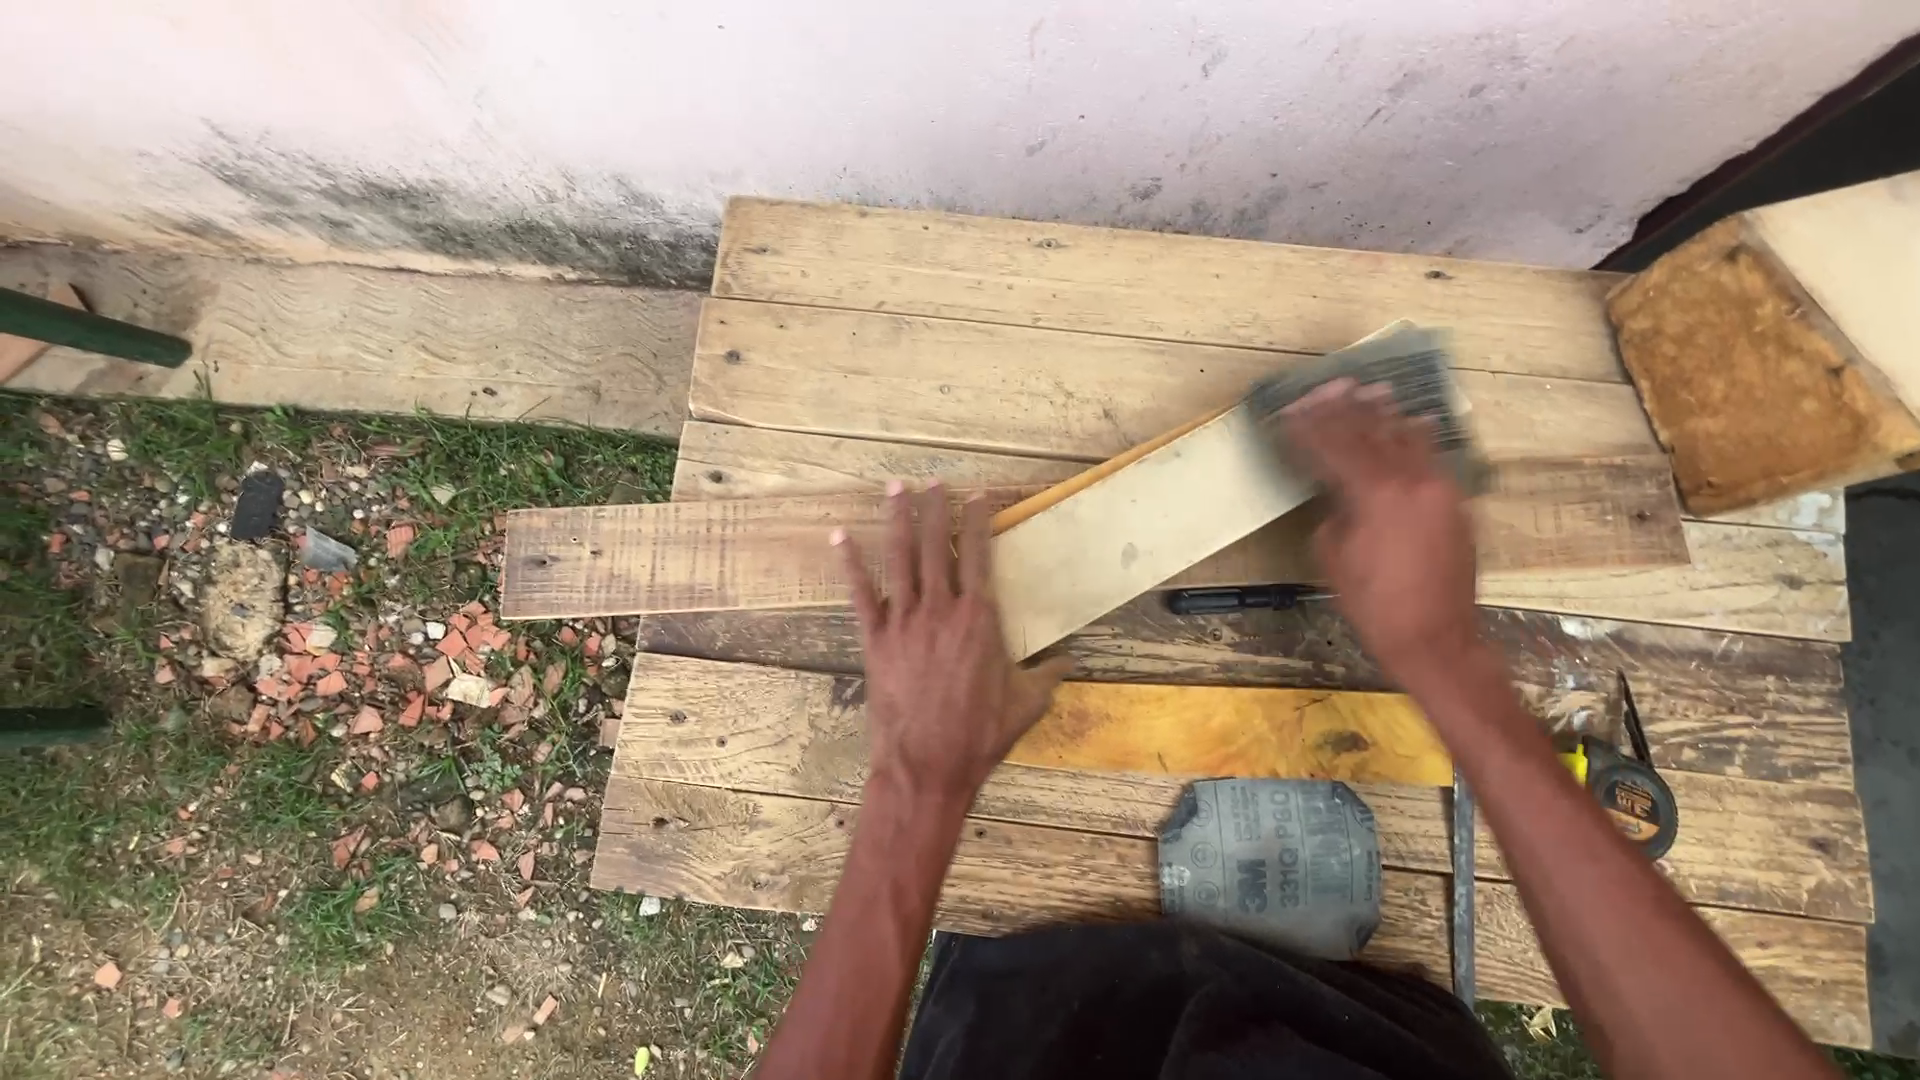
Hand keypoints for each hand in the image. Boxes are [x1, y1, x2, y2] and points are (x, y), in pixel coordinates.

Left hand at [832, 481, 1074, 803]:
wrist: (928, 765)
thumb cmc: (981, 735)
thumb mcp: (1027, 704)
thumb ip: (1048, 675)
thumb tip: (1069, 661)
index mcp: (980, 617)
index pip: (980, 553)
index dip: (978, 519)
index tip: (978, 494)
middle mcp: (941, 609)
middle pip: (938, 545)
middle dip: (935, 507)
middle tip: (932, 480)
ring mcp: (904, 622)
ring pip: (900, 558)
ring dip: (897, 520)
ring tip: (895, 488)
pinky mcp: (875, 640)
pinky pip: (860, 594)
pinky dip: (850, 564)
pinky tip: (840, 536)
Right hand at [1281, 379, 1482, 688]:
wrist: (1435, 636)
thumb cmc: (1372, 603)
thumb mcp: (1332, 554)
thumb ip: (1333, 510)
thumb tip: (1338, 491)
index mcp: (1372, 492)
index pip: (1333, 445)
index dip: (1307, 426)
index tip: (1288, 411)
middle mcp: (1409, 479)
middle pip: (1369, 431)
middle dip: (1341, 409)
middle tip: (1323, 388)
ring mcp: (1438, 487)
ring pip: (1406, 436)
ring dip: (1381, 413)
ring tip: (1363, 390)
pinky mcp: (1455, 501)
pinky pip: (1433, 455)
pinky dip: (1417, 435)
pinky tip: (1411, 420)